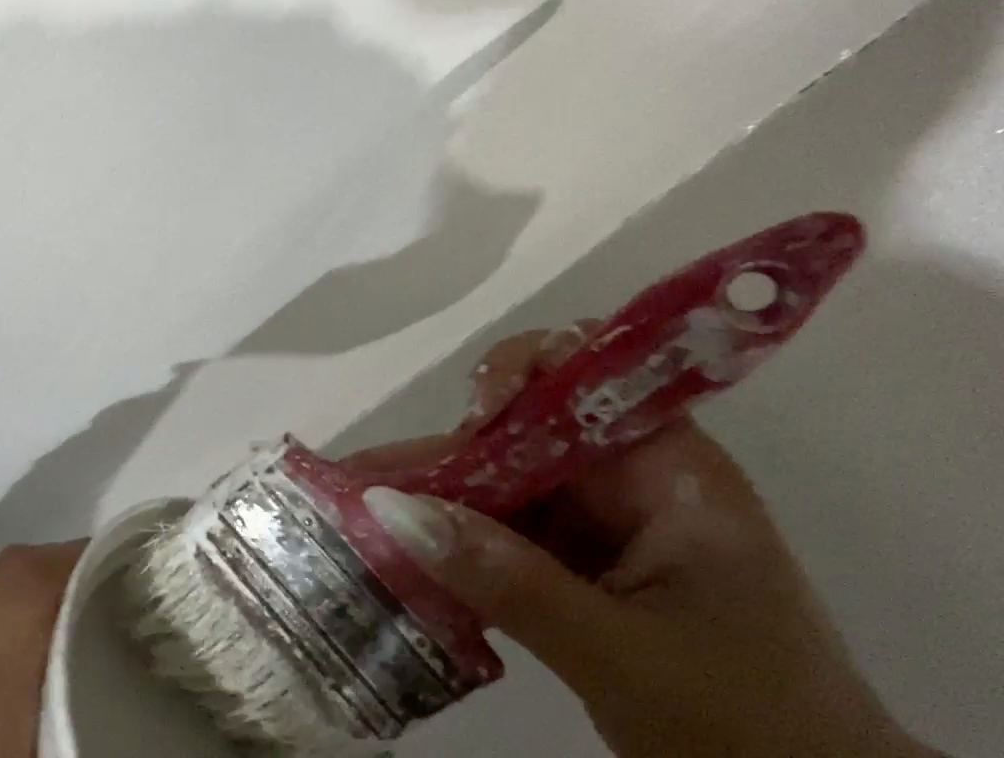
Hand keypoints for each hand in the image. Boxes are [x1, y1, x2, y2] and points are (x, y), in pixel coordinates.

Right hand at [355, 327, 939, 757]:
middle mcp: (630, 482)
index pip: (587, 379)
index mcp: (669, 472)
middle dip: (444, 452)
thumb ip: (504, 578)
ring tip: (352, 511)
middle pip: (521, 431)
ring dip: (433, 499)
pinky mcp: (578, 568)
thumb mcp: (618, 652)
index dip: (520, 376)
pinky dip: (451, 543)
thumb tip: (387, 508)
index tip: (470, 419)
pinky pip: (501, 534)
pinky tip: (396, 553)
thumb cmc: (747, 727)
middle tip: (362, 478)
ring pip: (500, 483)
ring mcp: (602, 526)